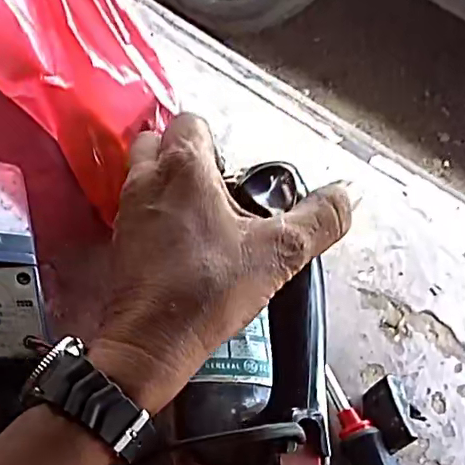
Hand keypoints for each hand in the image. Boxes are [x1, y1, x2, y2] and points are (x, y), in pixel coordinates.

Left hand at [89, 114, 352, 409]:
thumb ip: (318, 221)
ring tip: (198, 221)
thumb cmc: (204, 294)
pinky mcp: (118, 247)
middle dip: (184, 157)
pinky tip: (177, 249)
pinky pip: (134, 218)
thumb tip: (346, 199)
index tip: (233, 172)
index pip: (192, 122)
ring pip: (141, 179)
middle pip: (158, 142)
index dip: (216, 141)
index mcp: (183, 169)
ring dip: (166, 189)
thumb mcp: (278, 256)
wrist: (152, 343)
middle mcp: (145, 183)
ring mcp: (127, 215)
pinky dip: (152, 223)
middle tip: (213, 190)